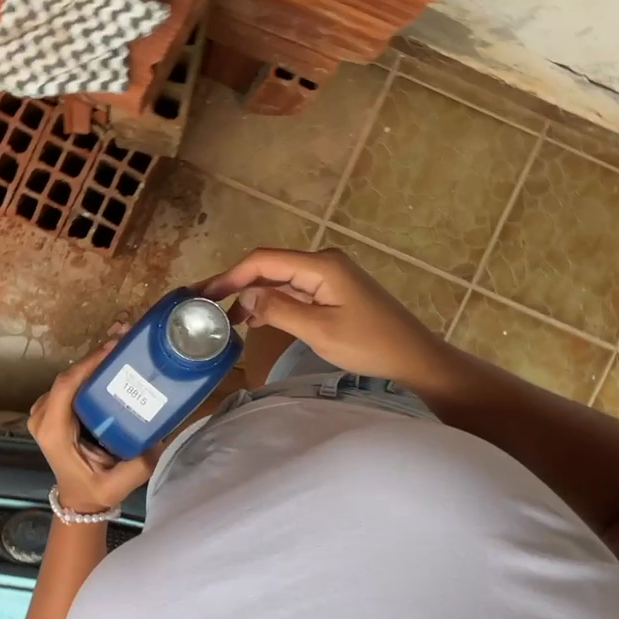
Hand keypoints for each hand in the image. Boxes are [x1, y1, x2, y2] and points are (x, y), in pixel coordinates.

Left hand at [28, 340, 154, 513]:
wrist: (78, 499)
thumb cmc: (95, 490)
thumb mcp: (116, 485)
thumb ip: (137, 466)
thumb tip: (159, 437)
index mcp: (53, 431)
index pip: (66, 387)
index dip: (88, 363)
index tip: (113, 346)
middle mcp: (43, 416)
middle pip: (68, 376)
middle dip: (96, 355)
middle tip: (125, 337)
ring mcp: (45, 410)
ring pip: (71, 376)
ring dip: (95, 360)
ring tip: (123, 344)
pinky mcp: (53, 408)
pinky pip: (72, 383)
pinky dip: (91, 370)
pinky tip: (112, 360)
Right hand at [197, 248, 449, 385]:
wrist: (414, 357)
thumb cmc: (369, 345)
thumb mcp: (319, 331)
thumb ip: (280, 309)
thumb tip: (245, 294)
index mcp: (321, 265)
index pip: (263, 261)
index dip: (230, 276)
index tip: (204, 294)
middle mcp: (323, 262)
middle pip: (269, 266)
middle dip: (236, 283)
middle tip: (205, 305)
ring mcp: (329, 275)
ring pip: (279, 279)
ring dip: (253, 294)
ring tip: (225, 317)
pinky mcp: (333, 290)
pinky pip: (294, 290)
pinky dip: (272, 301)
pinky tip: (254, 319)